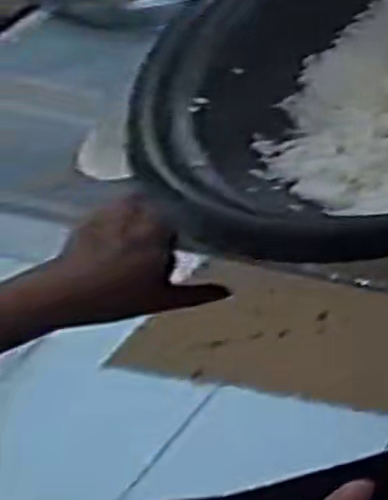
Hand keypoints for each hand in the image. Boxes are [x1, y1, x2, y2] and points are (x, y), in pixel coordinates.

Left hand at [21, 197, 227, 332]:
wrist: (46, 301)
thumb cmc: (109, 297)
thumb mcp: (159, 300)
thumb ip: (196, 293)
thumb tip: (229, 291)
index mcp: (159, 232)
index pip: (186, 205)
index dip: (201, 202)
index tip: (216, 203)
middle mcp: (135, 221)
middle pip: (159, 198)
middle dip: (174, 198)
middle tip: (191, 203)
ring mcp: (105, 223)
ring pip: (131, 199)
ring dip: (146, 199)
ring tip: (159, 204)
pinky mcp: (82, 229)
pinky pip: (106, 209)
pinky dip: (118, 207)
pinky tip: (123, 214)